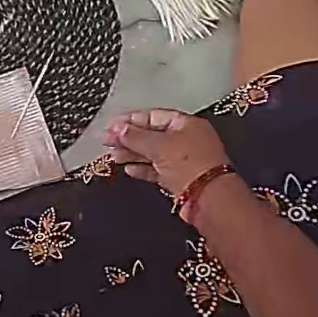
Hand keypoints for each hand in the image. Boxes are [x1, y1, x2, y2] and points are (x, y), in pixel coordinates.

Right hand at [104, 108, 232, 195]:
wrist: (210, 200)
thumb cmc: (190, 165)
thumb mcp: (159, 146)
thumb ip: (135, 136)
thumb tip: (117, 128)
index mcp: (186, 124)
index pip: (153, 116)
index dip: (131, 120)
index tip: (111, 125)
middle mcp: (185, 139)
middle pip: (151, 135)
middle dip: (128, 138)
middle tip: (107, 141)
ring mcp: (183, 160)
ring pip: (152, 153)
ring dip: (132, 154)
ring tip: (112, 156)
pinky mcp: (179, 179)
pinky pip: (157, 170)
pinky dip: (142, 169)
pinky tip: (128, 170)